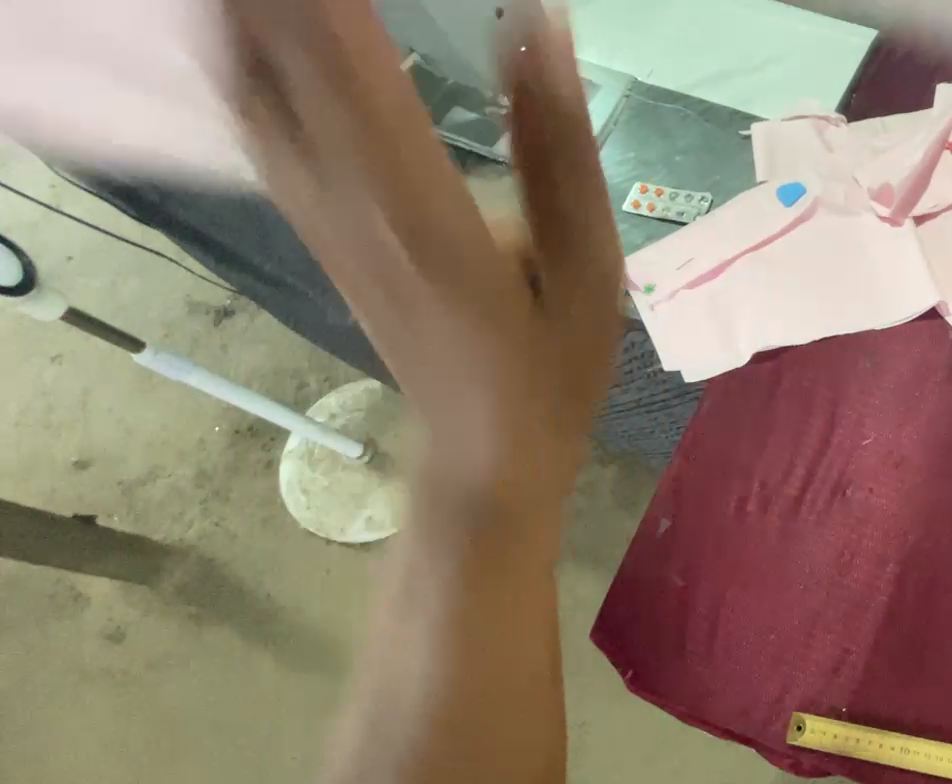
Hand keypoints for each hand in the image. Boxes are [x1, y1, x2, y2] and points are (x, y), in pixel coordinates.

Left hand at [227, 0, 623, 511]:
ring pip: (245, 65)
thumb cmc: (552, 371)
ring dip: (266, 14)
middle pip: (272, 40)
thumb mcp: (587, 273)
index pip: (342, 41)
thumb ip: (561, 154)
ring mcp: (312, 206)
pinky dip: (255, 46)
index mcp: (415, 202)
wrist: (488, 450)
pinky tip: (284, 32)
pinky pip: (253, 107)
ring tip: (325, 4)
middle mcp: (339, 190)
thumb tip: (539, 24)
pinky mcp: (311, 220)